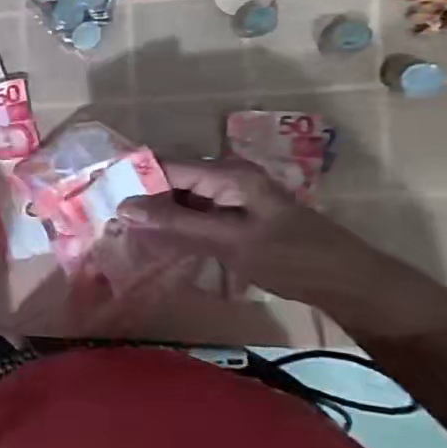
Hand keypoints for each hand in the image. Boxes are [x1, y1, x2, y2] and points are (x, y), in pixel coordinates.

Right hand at [114, 159, 446, 338]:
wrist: (347, 283)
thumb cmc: (291, 257)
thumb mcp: (229, 241)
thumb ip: (176, 225)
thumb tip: (123, 207)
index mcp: (228, 174)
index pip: (166, 165)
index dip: (133, 178)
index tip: (99, 195)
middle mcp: (227, 179)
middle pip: (171, 180)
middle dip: (140, 198)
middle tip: (106, 219)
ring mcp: (232, 198)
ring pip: (181, 200)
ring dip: (156, 215)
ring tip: (122, 233)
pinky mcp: (235, 218)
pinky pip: (194, 215)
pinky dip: (175, 227)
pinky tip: (156, 244)